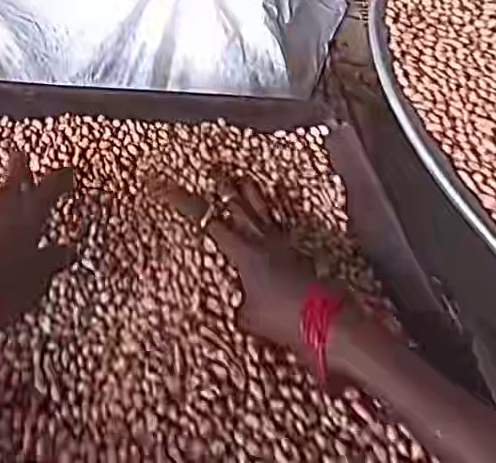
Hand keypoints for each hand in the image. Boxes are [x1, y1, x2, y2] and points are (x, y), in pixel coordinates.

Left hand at [0, 149, 75, 328]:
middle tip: (22, 156)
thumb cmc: (4, 284)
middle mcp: (3, 201)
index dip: (60, 179)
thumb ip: (52, 259)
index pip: (51, 185)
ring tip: (1, 226)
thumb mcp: (37, 277)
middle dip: (20, 164)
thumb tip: (68, 252)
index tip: (67, 175)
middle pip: (15, 172)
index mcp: (30, 210)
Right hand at [160, 175, 340, 365]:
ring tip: (243, 178)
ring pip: (262, 209)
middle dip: (221, 188)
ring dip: (250, 193)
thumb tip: (239, 309)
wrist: (331, 325)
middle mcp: (260, 240)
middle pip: (236, 204)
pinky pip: (281, 227)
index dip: (184, 202)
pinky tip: (274, 215)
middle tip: (211, 171)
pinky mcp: (300, 253)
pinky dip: (275, 217)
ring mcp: (282, 244)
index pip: (206, 220)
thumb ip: (241, 308)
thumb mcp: (251, 318)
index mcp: (242, 251)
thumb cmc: (284, 319)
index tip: (165, 186)